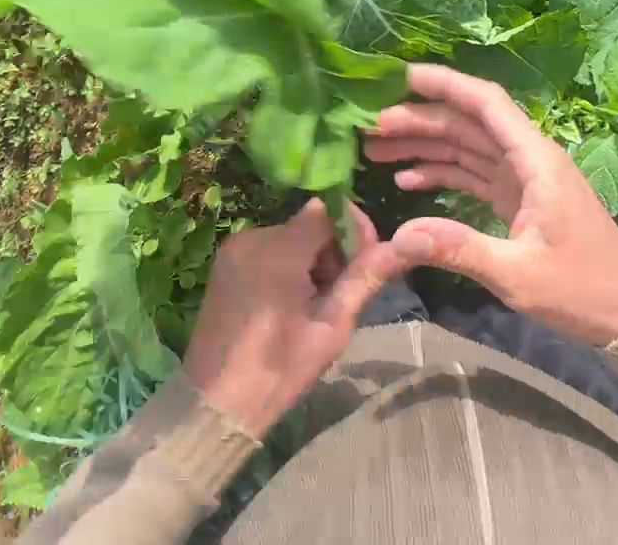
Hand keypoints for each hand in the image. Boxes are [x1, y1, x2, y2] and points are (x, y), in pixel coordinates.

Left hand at [181, 199, 397, 435]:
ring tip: (313, 307)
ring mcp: (234, 249)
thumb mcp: (331, 327)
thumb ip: (364, 278)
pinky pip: (268, 249)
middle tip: (337, 298)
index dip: (353, 234)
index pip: (329, 213)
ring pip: (291, 237)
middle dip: (332, 253)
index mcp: (279, 251)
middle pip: (310, 225)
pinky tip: (288, 304)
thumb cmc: (279, 370)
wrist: (216, 403)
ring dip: (310, 261)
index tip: (366, 267)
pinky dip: (286, 266)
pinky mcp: (225, 262)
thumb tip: (402, 246)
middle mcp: (252, 237)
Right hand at [363, 63, 617, 345]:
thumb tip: (399, 236)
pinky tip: (407, 180)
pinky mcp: (517, 199)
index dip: (444, 84)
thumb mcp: (518, 274)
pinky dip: (441, 172)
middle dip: (418, 119)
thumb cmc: (581, 289)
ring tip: (374, 148)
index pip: (485, 103)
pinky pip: (472, 174)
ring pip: (465, 146)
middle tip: (367, 126)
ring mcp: (522, 178)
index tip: (399, 77)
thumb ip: (460, 249)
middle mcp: (527, 158)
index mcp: (535, 159)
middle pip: (466, 123)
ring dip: (423, 144)